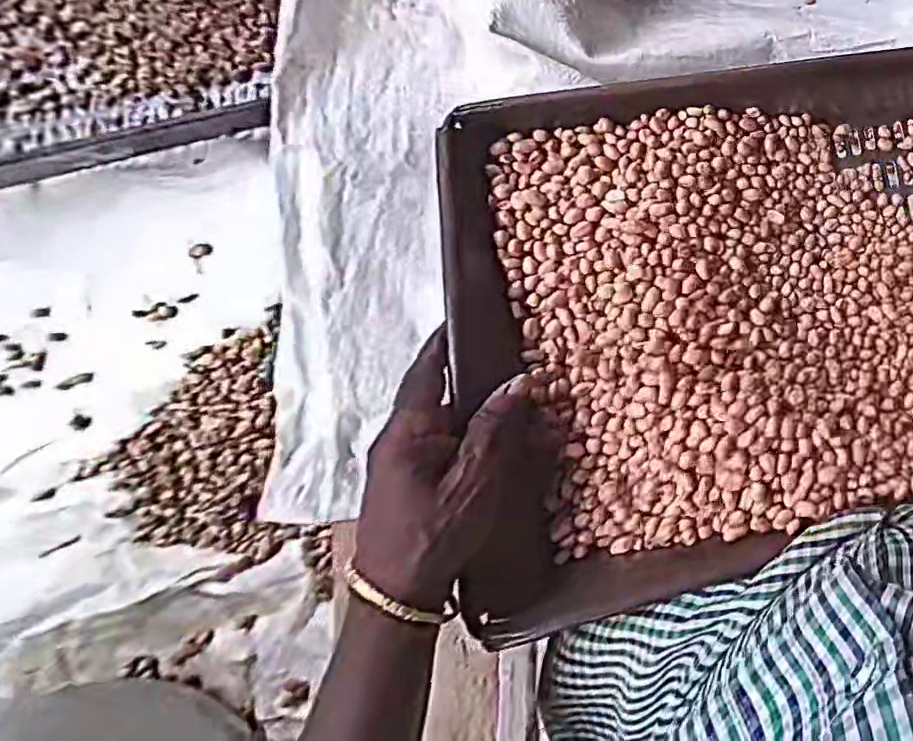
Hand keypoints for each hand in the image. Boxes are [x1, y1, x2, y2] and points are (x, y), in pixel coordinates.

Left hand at [353, 327, 557, 610]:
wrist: (394, 599)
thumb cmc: (433, 537)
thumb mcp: (473, 481)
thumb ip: (494, 428)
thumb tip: (518, 381)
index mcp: (407, 432)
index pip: (427, 369)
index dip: (446, 340)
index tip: (467, 313)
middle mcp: (398, 439)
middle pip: (441, 392)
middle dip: (478, 376)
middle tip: (515, 360)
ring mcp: (401, 459)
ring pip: (446, 418)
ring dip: (479, 408)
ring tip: (518, 400)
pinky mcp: (409, 477)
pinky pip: (446, 440)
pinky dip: (473, 432)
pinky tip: (501, 439)